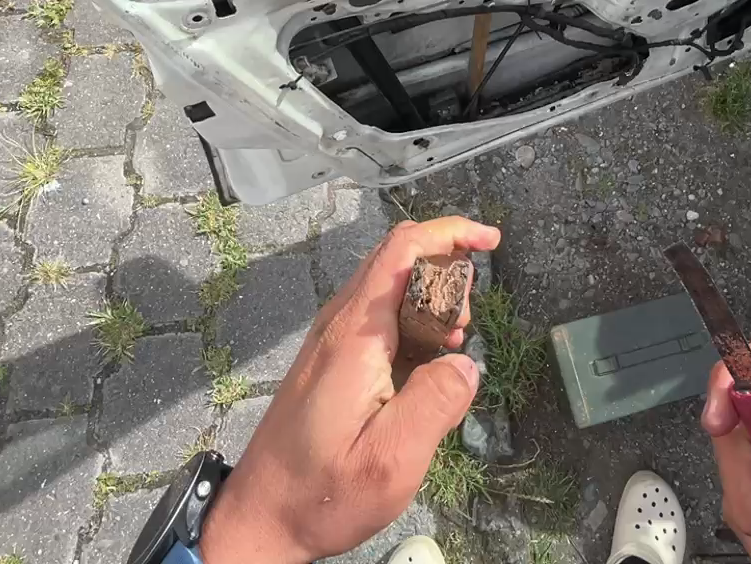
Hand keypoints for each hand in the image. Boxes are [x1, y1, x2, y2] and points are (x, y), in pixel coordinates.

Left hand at [197, 217, 501, 563]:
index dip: (451, 232)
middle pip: (400, 257)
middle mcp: (342, 320)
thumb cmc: (323, 492)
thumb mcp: (390, 460)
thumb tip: (467, 362)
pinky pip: (382, 312)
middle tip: (467, 323)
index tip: (491, 241)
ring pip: (391, 283)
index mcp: (356, 332)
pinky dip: (416, 318)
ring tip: (455, 342)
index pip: (404, 250)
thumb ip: (434, 404)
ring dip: (433, 296)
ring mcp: (334, 335)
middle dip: (447, 267)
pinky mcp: (333, 354)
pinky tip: (428, 360)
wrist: (259, 517)